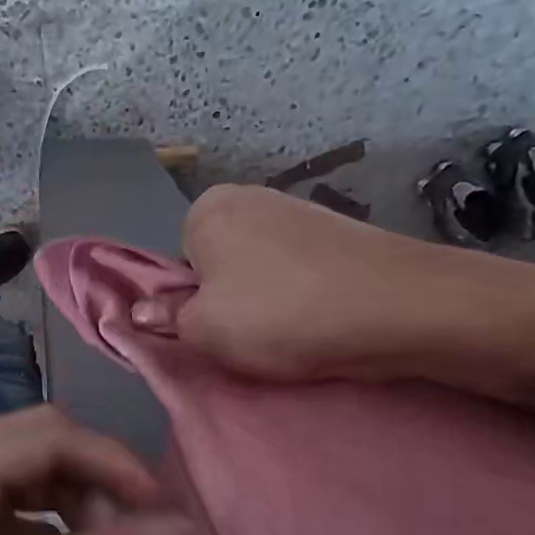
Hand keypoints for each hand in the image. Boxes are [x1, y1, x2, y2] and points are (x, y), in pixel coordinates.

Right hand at [131, 184, 534, 388]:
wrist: (398, 307)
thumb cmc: (280, 315)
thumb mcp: (203, 329)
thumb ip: (164, 319)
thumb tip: (136, 312)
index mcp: (206, 209)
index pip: (177, 266)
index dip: (192, 306)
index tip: (218, 332)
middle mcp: (249, 196)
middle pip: (218, 266)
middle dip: (230, 302)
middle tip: (252, 338)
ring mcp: (299, 211)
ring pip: (259, 271)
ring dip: (266, 303)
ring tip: (292, 334)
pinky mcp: (339, 232)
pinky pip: (298, 271)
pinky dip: (301, 297)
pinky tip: (321, 320)